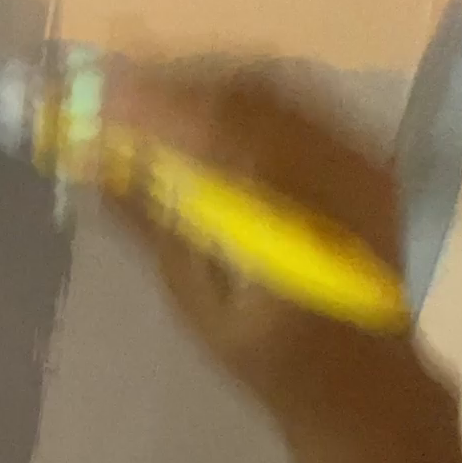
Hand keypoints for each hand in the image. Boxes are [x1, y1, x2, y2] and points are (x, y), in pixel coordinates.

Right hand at [103, 63, 437, 444]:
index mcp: (284, 210)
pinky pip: (299, 107)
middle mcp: (333, 164)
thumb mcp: (195, 297)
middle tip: (115, 97)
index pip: (211, 124)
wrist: (355, 376)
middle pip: (244, 90)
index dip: (150, 104)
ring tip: (153, 106)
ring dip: (208, 89)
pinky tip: (209, 123)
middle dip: (175, 85)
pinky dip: (244, 104)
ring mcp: (359, 155)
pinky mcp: (366, 158)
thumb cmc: (262, 354)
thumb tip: (96, 174)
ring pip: (274, 89)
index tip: (95, 100)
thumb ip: (151, 225)